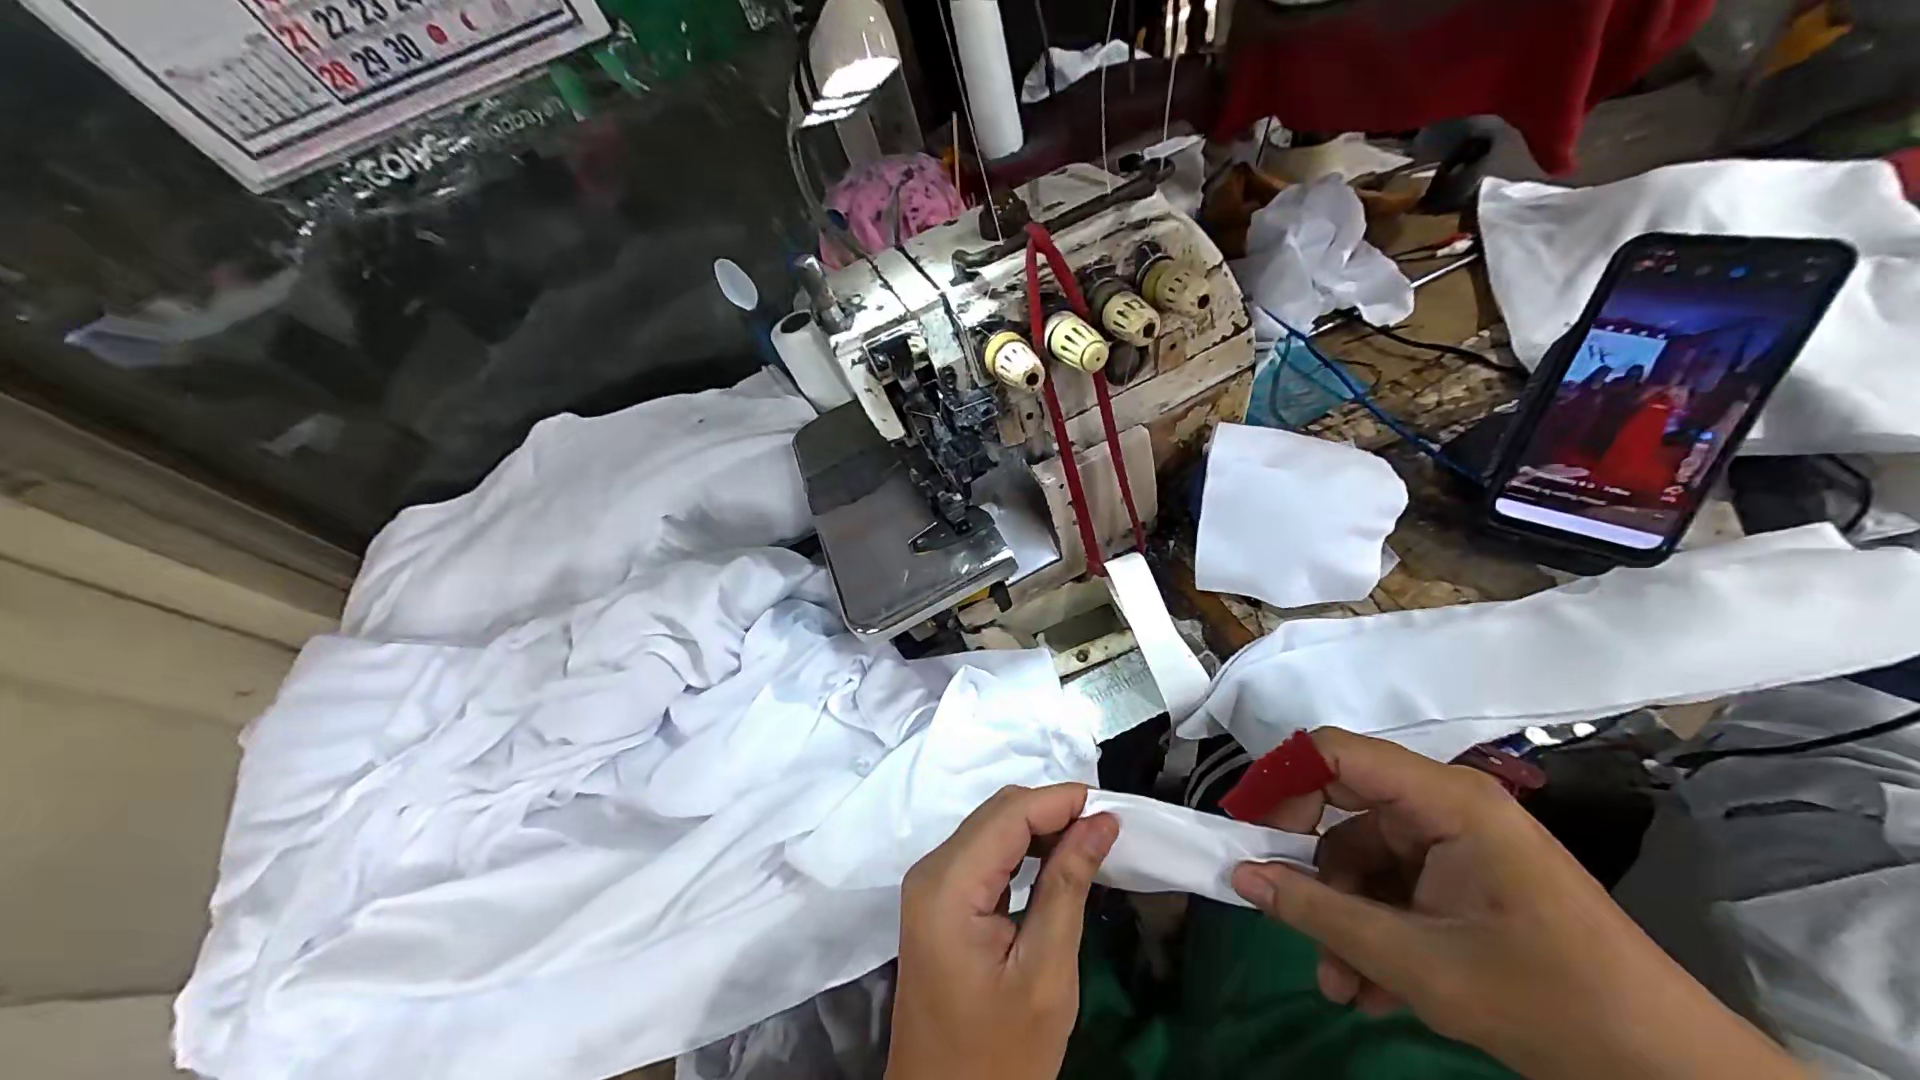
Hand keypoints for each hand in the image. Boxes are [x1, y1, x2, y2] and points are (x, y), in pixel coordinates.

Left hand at [887, 784, 1118, 1079]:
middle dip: (1052, 811)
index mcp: (948, 885)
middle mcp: (931, 871)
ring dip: (1040, 827)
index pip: (1009, 813)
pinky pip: (984, 854)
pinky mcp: (939, 900)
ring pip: (991, 827)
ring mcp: (931, 884)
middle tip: (1106, 828)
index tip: (1112, 807)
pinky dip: (1022, 849)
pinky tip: (1056, 862)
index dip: (1061, 800)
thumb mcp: (1046, 975)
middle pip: (997, 813)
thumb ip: (1069, 886)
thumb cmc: (999, 1056)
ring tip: (1089, 842)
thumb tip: (1100, 822)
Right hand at [1231, 728, 1807, 1079]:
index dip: (1282, 780)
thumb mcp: (1414, 961)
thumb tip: (1239, 876)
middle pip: (1343, 808)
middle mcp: (1446, 808)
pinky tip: (1369, 991)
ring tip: (1339, 984)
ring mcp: (1456, 845)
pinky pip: (1392, 889)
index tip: (1247, 828)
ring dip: (1341, 918)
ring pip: (1363, 860)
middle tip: (1280, 907)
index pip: (1337, 752)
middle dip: (1311, 868)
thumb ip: (1317, 912)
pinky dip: (1372, 933)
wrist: (1670, 1077)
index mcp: (1446, 800)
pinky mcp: (1463, 881)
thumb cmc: (1546, 1000)